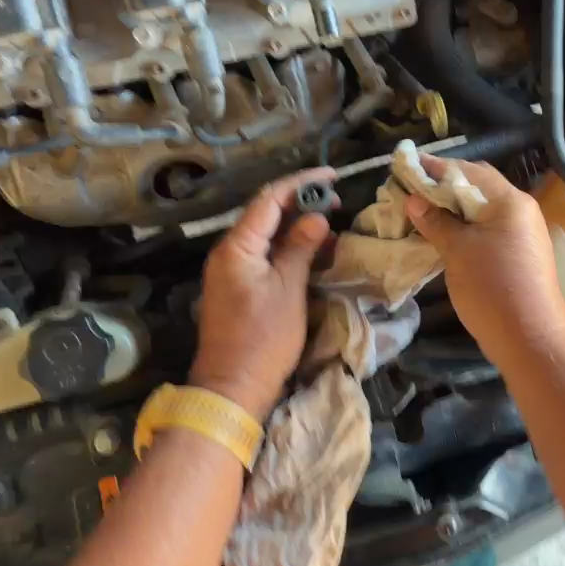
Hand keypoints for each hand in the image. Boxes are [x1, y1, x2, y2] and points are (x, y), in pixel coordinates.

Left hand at [191, 169, 333, 419]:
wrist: (232, 389)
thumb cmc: (263, 338)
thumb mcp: (289, 289)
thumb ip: (300, 247)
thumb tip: (316, 217)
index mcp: (237, 246)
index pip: (269, 199)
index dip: (301, 182)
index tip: (332, 176)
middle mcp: (228, 252)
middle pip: (265, 213)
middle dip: (300, 202)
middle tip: (336, 200)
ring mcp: (231, 271)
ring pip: (266, 234)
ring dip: (296, 225)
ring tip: (330, 223)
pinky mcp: (237, 288)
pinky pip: (264, 254)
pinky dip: (288, 247)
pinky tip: (313, 251)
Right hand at [403, 156, 564, 365]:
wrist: (530, 340)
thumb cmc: (492, 287)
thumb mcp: (457, 251)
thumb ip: (436, 221)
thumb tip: (413, 199)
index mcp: (510, 201)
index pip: (469, 171)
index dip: (437, 168)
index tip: (407, 166)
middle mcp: (521, 210)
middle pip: (479, 186)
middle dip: (445, 186)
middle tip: (413, 189)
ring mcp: (524, 233)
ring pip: (483, 209)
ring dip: (454, 207)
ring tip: (422, 210)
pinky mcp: (520, 253)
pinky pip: (489, 228)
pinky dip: (466, 225)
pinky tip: (444, 233)